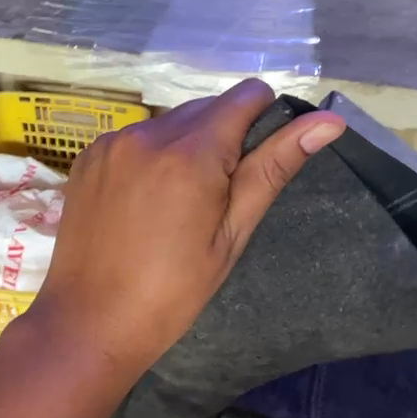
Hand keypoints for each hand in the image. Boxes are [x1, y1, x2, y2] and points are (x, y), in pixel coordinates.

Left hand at [25, 80, 343, 378]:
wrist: (91, 321)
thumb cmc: (172, 290)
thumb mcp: (232, 233)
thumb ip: (273, 169)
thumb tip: (328, 121)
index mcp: (191, 153)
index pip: (245, 96)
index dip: (264, 119)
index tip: (256, 163)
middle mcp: (148, 133)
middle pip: (206, 107)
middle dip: (223, 138)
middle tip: (215, 198)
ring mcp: (111, 143)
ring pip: (169, 122)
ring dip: (184, 146)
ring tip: (176, 205)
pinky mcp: (88, 157)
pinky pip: (134, 138)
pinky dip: (149, 156)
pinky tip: (143, 203)